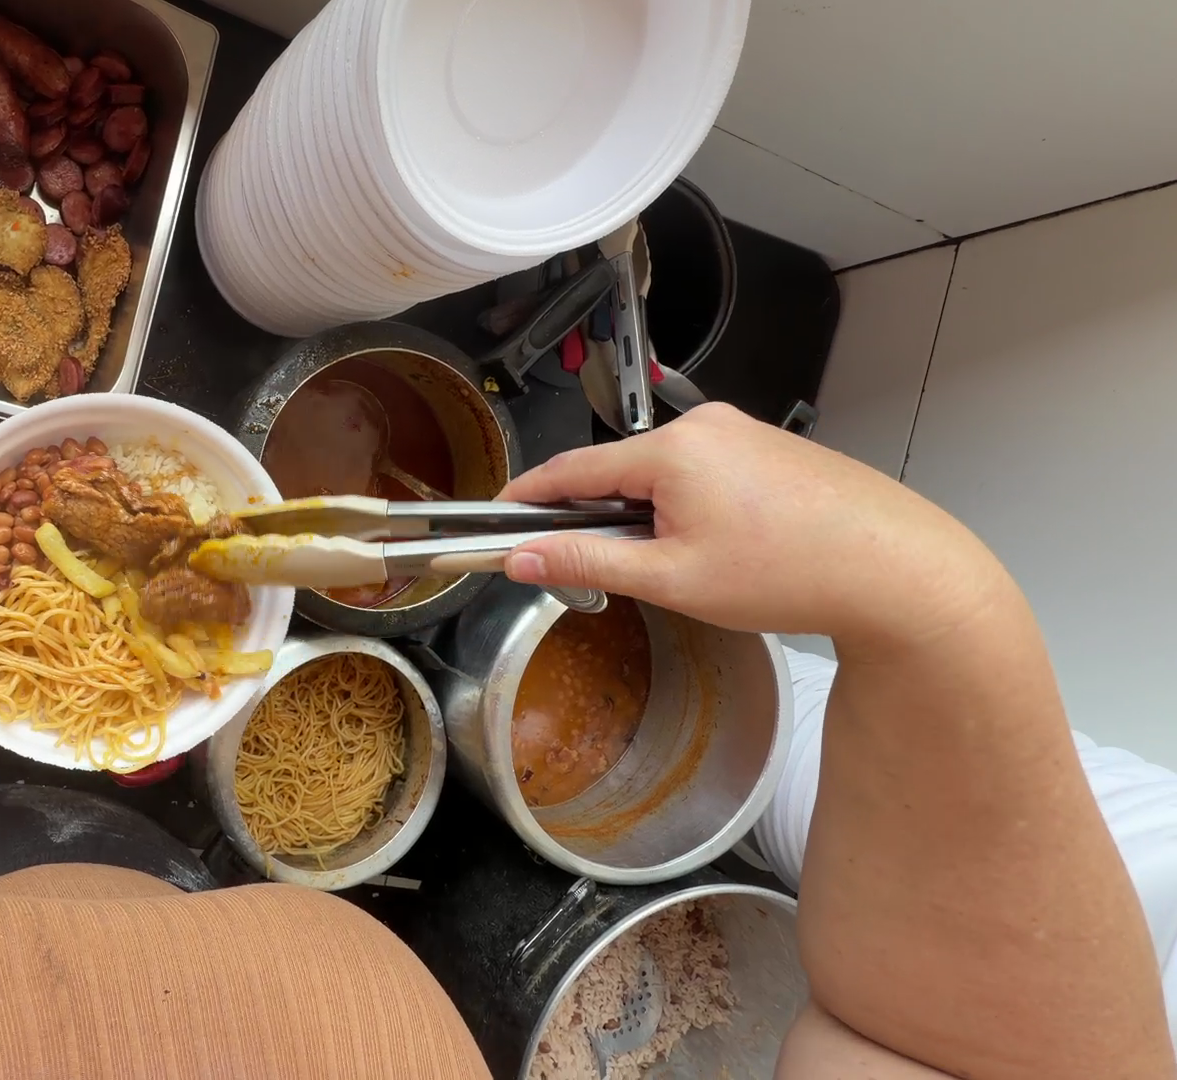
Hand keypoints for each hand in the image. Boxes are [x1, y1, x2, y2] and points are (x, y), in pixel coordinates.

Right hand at [499, 404, 1009, 652]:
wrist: (907, 575)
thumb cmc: (786, 575)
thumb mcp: (669, 578)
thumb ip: (584, 561)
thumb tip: (518, 557)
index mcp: (672, 449)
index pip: (571, 468)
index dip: (528, 494)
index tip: (499, 514)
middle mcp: (704, 425)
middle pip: (614, 466)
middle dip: (589, 509)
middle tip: (582, 557)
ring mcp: (740, 431)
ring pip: (655, 469)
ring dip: (635, 507)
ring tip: (657, 559)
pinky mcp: (767, 446)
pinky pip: (695, 467)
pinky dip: (674, 500)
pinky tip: (702, 540)